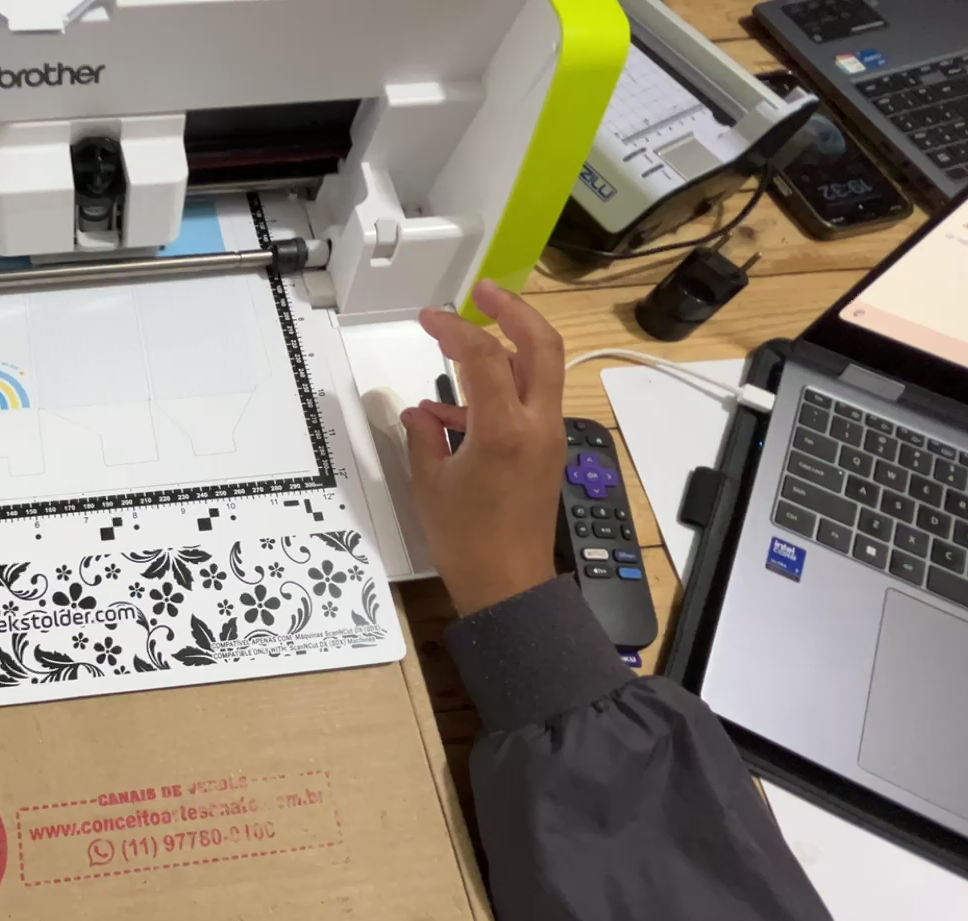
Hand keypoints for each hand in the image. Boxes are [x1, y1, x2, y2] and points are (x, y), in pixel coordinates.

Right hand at [401, 281, 568, 616]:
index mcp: (503, 430)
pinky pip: (527, 403)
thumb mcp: (429, 483)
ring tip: (461, 346)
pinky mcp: (546, 450)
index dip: (454, 329)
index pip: (484, 357)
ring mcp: (548, 436)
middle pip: (540, 345)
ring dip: (507, 347)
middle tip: (483, 291)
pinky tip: (453, 410)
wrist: (507, 582)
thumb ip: (423, 437)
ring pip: (540, 370)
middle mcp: (537, 424)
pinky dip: (497, 391)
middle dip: (513, 310)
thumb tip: (420, 411)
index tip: (428, 317)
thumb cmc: (464, 538)